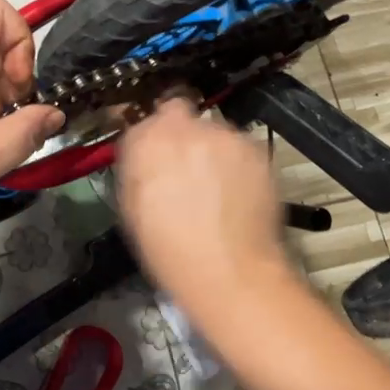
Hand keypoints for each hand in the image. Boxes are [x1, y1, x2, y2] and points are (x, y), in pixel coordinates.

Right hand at [115, 99, 289, 301]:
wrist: (229, 271)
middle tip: (188, 171)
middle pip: (181, 117)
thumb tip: (145, 156)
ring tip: (217, 187)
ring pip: (214, 131)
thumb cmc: (169, 250)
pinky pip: (241, 148)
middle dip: (184, 138)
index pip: (145, 119)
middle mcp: (184, 127)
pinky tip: (238, 192)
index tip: (157, 155)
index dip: (153, 137)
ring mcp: (224, 136)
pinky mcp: (256, 149)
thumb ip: (137, 168)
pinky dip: (238, 163)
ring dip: (212, 150)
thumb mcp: (132, 208)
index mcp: (146, 140)